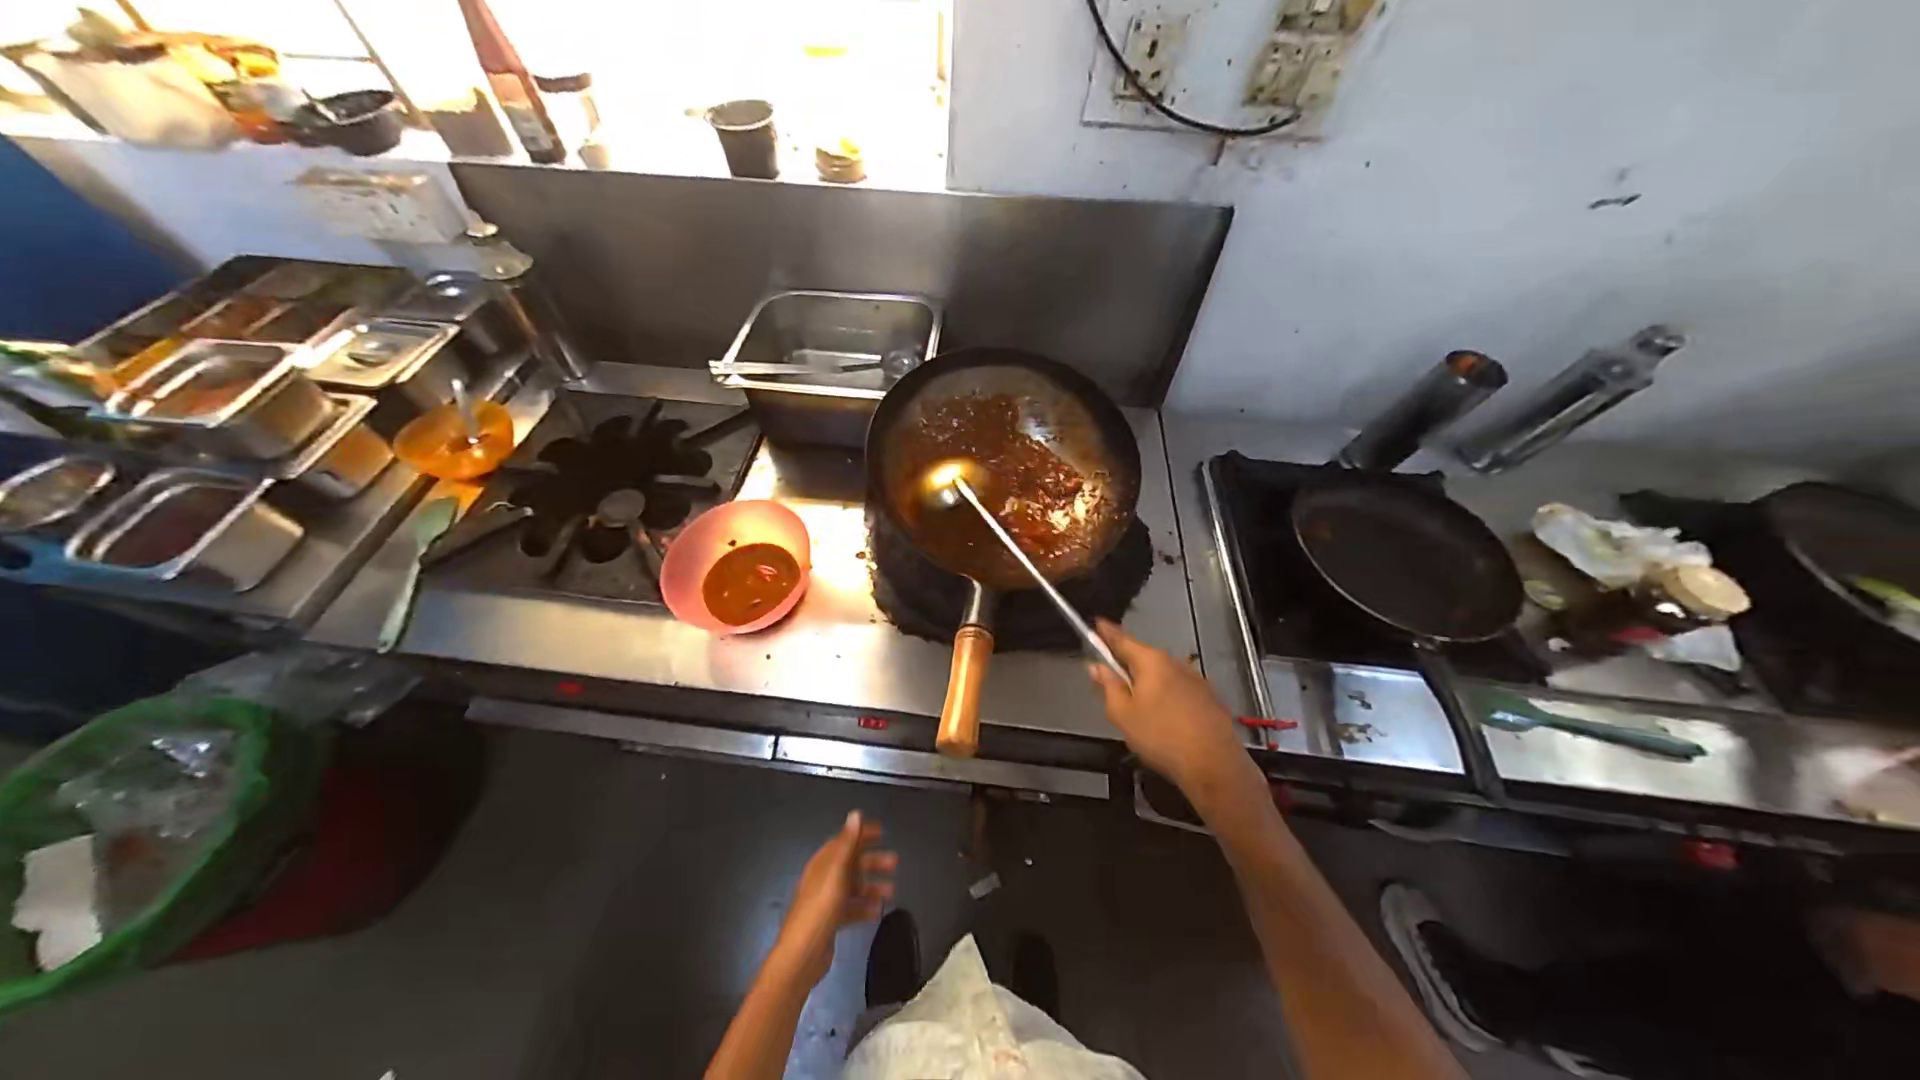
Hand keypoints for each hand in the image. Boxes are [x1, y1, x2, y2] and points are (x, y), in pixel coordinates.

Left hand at [771, 811, 896, 986]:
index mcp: (822, 865)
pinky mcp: (831, 922)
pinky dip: (865, 907)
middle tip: (894, 862)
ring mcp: (827, 902)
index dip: (861, 834)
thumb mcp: (835, 874)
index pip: (843, 841)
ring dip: (872, 886)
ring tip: (891, 890)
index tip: (881, 831)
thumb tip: (855, 814)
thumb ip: (847, 844)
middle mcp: (823, 880)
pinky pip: (852, 909)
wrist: (801, 957)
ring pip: (854, 888)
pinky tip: (877, 911)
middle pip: (851, 864)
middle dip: (873, 861)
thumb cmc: (818, 911)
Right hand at [1089, 619, 1258, 802]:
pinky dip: (1167, 697)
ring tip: (1138, 709)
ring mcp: (1196, 680)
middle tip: (1111, 679)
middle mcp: (1176, 663)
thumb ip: (1108, 686)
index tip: (1098, 625)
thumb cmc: (1162, 737)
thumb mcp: (1122, 714)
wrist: (1213, 764)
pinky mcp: (1209, 698)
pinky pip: (1179, 690)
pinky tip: (1163, 720)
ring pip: (1162, 675)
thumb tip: (1098, 668)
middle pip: (1143, 657)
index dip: (1106, 632)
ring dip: (1148, 683)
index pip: (1123, 639)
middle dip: (1126, 665)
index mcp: (1151, 662)